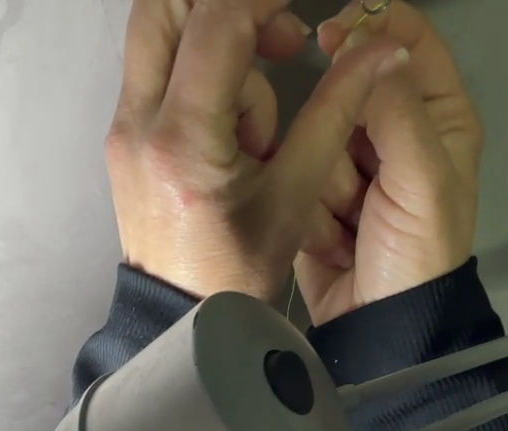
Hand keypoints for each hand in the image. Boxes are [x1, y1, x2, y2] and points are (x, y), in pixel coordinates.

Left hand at [108, 0, 411, 300]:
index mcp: (182, 140)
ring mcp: (123, 131)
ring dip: (218, 49)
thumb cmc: (236, 275)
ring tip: (259, 126)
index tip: (303, 4)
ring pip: (161, 37)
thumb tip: (383, 50)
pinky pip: (160, 76)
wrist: (178, 322)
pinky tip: (234, 135)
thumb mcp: (293, 199)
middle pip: (163, 5)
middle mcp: (137, 124)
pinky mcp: (124, 141)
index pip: (217, 20)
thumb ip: (335, 114)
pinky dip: (202, 80)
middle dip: (226, 4)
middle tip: (278, 37)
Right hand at [296, 1, 483, 324]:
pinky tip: (331, 242)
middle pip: (348, 96)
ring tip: (350, 226)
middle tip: (359, 186)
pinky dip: (310, 215)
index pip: (408, 45)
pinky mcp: (316, 205)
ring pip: (316, 142)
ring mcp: (351, 174)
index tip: (330, 34)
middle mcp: (393, 138)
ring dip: (327, 188)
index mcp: (436, 119)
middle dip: (343, 139)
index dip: (371, 29)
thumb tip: (368, 39)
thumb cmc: (415, 253)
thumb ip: (394, 105)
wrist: (381, 327)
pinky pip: (297, 185)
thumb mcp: (420, 175)